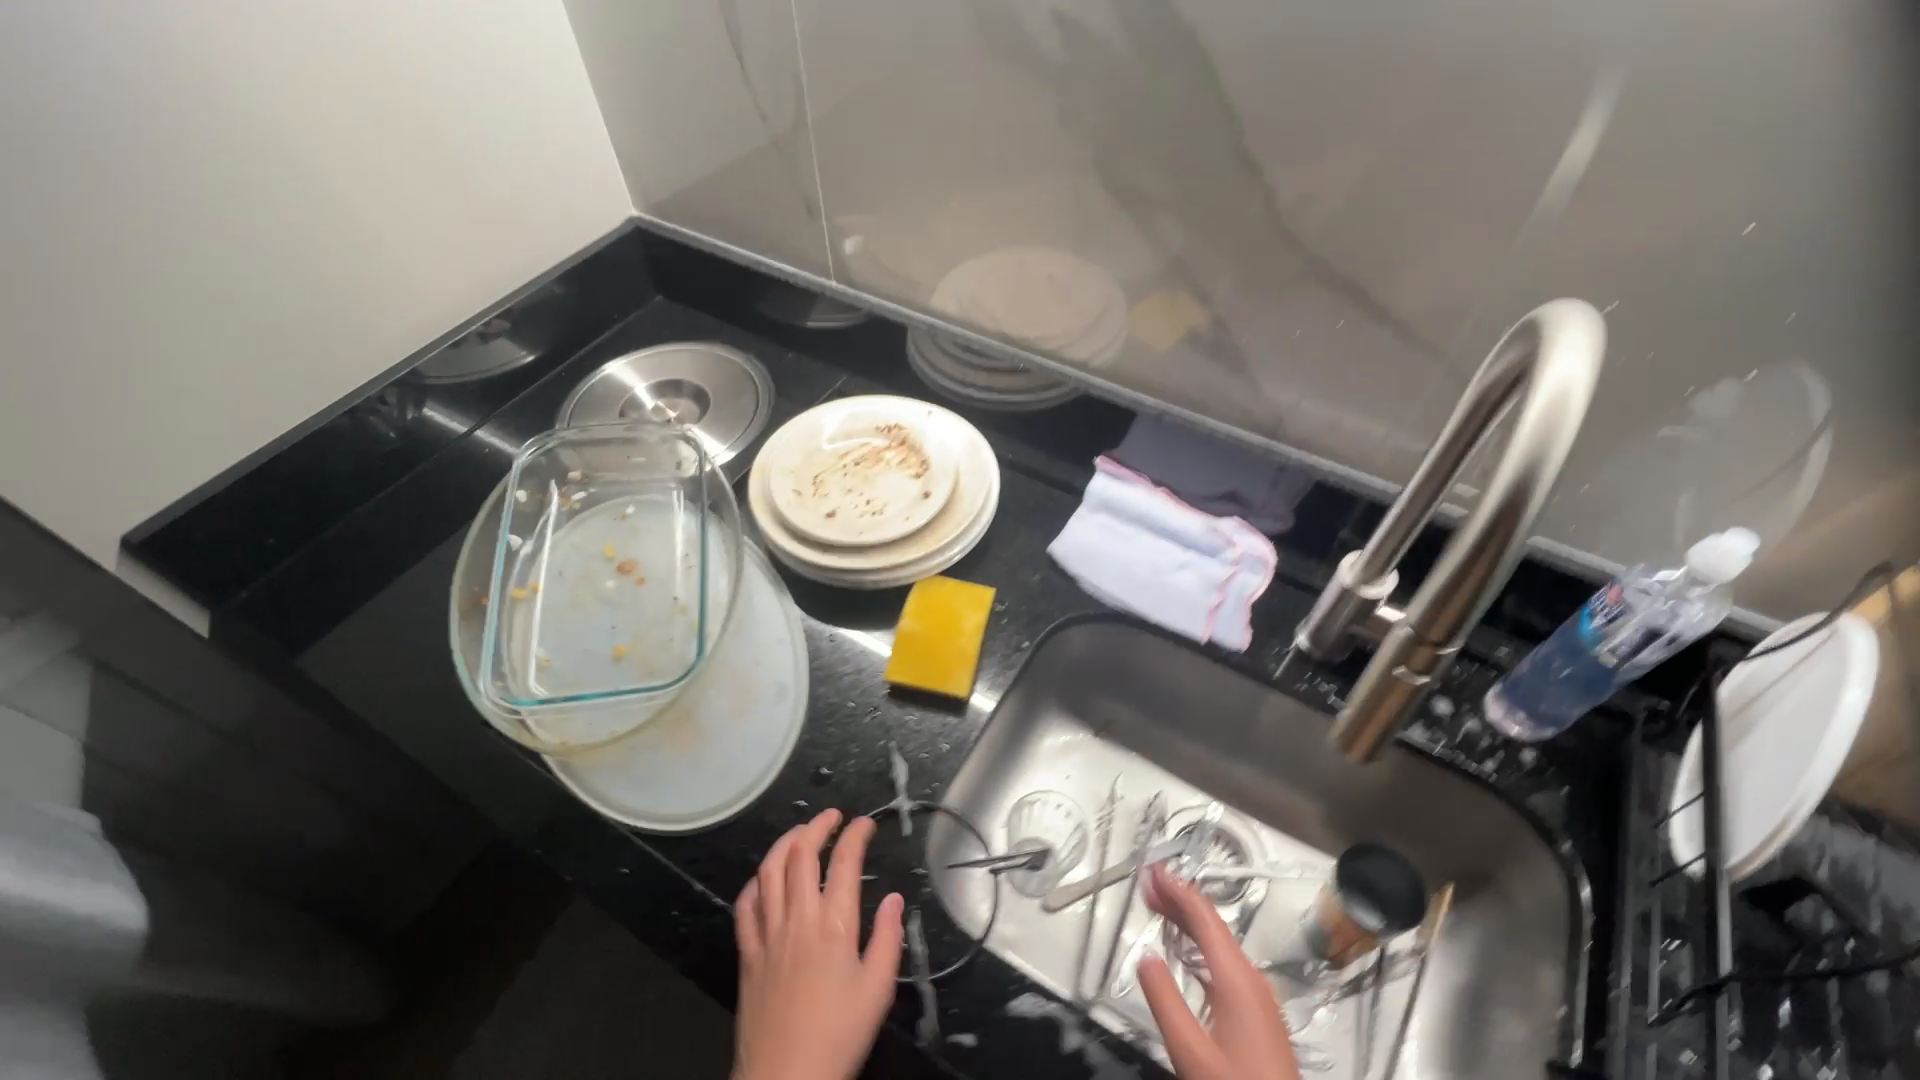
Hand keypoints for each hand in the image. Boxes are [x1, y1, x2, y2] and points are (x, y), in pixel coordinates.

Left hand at [733, 809, 903, 1079]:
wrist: (785, 1077)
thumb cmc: (839, 1034)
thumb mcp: (877, 989)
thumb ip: (887, 938)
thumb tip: (893, 898)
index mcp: (835, 925)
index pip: (844, 862)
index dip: (855, 834)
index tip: (866, 824)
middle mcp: (798, 918)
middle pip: (800, 854)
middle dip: (817, 826)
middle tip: (832, 817)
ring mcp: (768, 934)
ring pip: (769, 871)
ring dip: (784, 843)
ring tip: (799, 833)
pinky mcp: (747, 953)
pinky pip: (744, 906)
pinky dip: (754, 882)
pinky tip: (763, 878)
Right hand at [1138, 863, 1301, 1079]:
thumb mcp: (1189, 1050)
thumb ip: (1164, 1000)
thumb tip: (1145, 955)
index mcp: (1236, 979)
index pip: (1205, 920)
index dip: (1178, 891)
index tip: (1153, 871)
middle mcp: (1251, 979)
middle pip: (1213, 927)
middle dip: (1180, 900)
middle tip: (1148, 883)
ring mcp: (1257, 996)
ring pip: (1220, 945)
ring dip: (1189, 922)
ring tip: (1158, 907)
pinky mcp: (1257, 1013)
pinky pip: (1225, 963)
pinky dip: (1200, 946)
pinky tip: (1186, 952)